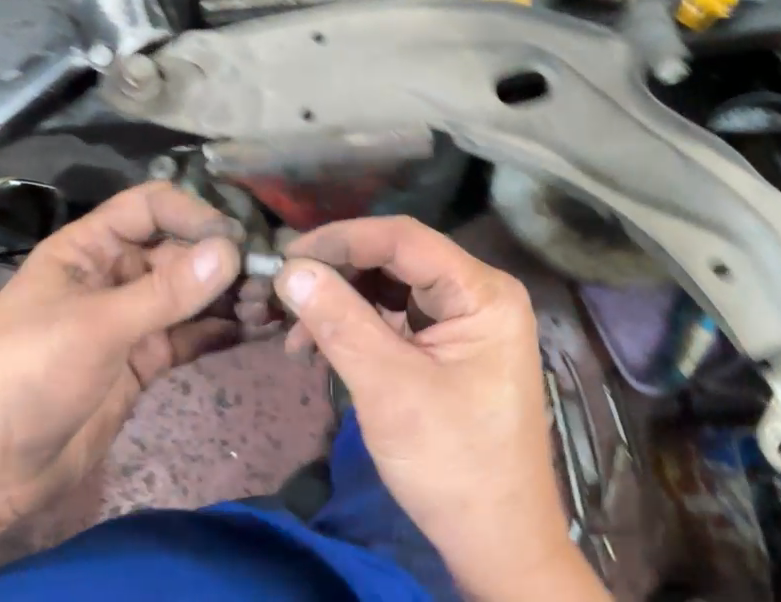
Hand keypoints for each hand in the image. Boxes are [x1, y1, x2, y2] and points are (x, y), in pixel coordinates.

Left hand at [0, 182, 243, 554]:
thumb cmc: (24, 377)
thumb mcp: (94, 327)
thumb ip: (165, 292)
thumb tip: (231, 250)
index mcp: (87, 249)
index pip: (149, 208)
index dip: (192, 214)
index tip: (235, 239)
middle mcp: (113, 275)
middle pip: (178, 250)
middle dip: (221, 260)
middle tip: (268, 278)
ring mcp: (130, 320)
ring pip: (190, 294)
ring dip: (227, 295)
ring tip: (267, 306)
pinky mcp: (143, 362)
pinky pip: (189, 336)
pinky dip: (220, 331)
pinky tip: (254, 331)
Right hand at [271, 217, 606, 600]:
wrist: (497, 542)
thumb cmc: (451, 463)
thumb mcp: (388, 387)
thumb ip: (339, 321)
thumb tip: (289, 269)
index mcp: (483, 292)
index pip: (404, 239)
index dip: (342, 240)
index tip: (286, 256)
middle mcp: (481, 294)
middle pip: (398, 261)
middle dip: (338, 276)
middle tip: (283, 296)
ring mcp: (469, 322)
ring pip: (393, 289)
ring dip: (343, 304)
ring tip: (295, 335)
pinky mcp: (454, 349)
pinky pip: (400, 320)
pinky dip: (360, 329)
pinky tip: (321, 348)